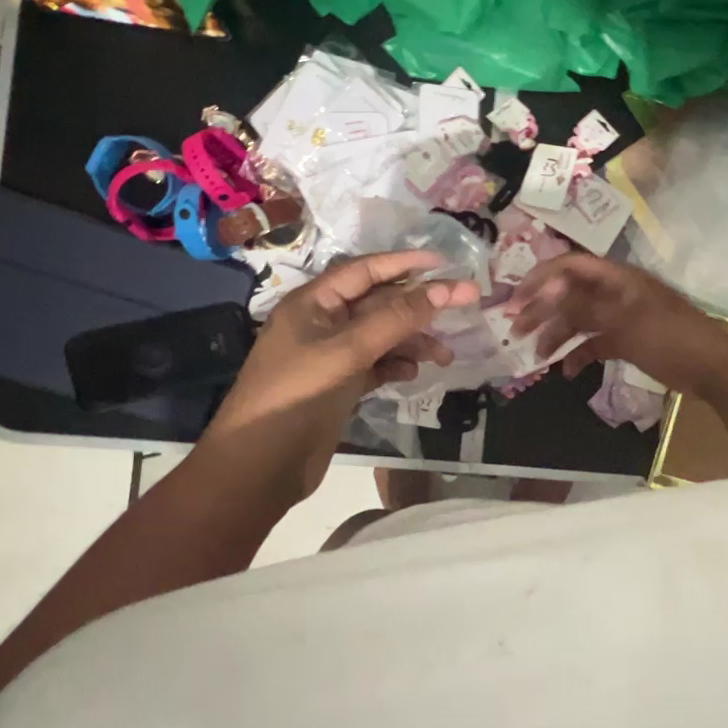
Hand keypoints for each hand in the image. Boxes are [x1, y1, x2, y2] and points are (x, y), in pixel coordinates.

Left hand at [199, 250, 478, 500]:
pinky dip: (397, 366)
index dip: (404, 263)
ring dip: (414, 341)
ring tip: (445, 356)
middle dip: (419, 305)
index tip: (446, 263)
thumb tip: (444, 289)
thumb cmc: (297, 395)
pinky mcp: (340, 386)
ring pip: (383, 336)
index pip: (364, 270)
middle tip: (466, 304)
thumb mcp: (348, 351)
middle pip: (379, 303)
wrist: (261, 465)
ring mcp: (331, 357)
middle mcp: (322, 324)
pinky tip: (412, 375)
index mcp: (313, 303)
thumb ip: (397, 319)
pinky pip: (377, 365)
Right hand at [504, 254, 727, 395]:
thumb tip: (546, 293)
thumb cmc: (670, 338)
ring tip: (537, 357)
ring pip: (580, 320)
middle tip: (515, 330)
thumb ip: (583, 308)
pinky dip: (579, 354)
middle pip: (570, 294)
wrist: (712, 369)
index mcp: (618, 278)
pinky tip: (566, 372)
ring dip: (557, 335)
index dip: (540, 279)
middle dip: (542, 310)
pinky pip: (595, 342)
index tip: (515, 300)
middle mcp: (616, 293)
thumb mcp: (624, 322)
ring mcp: (622, 317)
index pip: (570, 267)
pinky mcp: (627, 341)